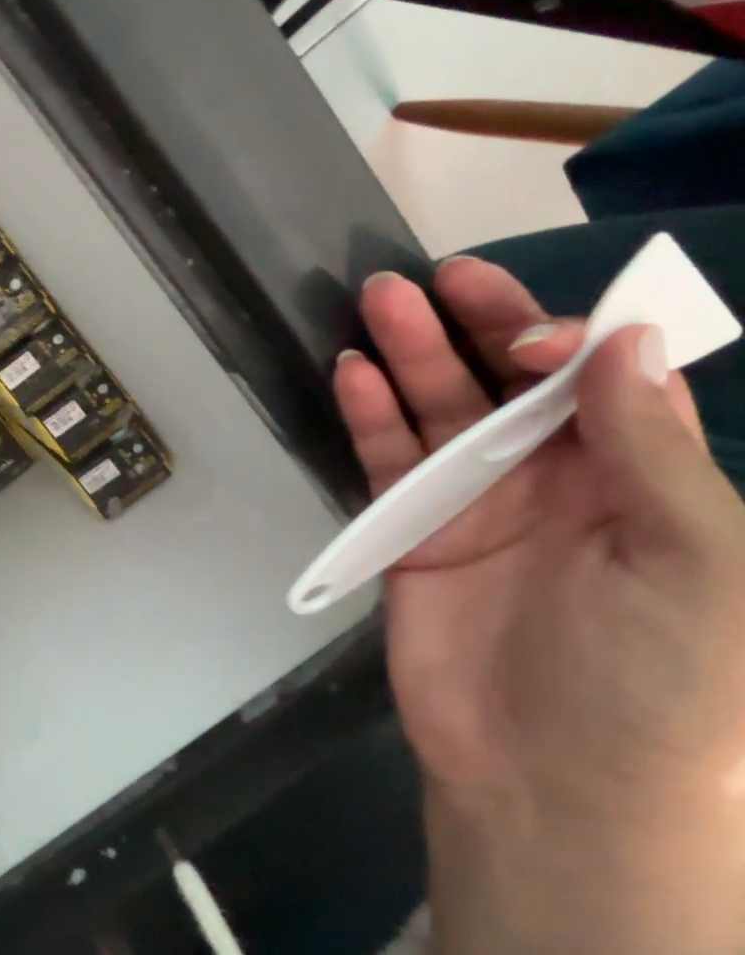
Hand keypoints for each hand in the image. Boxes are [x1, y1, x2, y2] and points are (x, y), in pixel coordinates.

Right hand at [335, 257, 744, 954]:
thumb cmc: (659, 677)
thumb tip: (622, 341)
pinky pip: (387, 460)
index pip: (602, 382)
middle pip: (510, 384)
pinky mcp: (410, 531)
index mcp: (644, 480)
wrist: (550, 775)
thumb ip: (654, 452)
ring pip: (440, 411)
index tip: (531, 337)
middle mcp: (558, 479)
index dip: (569, 344)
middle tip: (431, 277)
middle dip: (477, 327)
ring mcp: (476, 504)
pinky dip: (369, 414)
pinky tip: (353, 372)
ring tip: (377, 301)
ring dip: (412, 355)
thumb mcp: (700, 562)